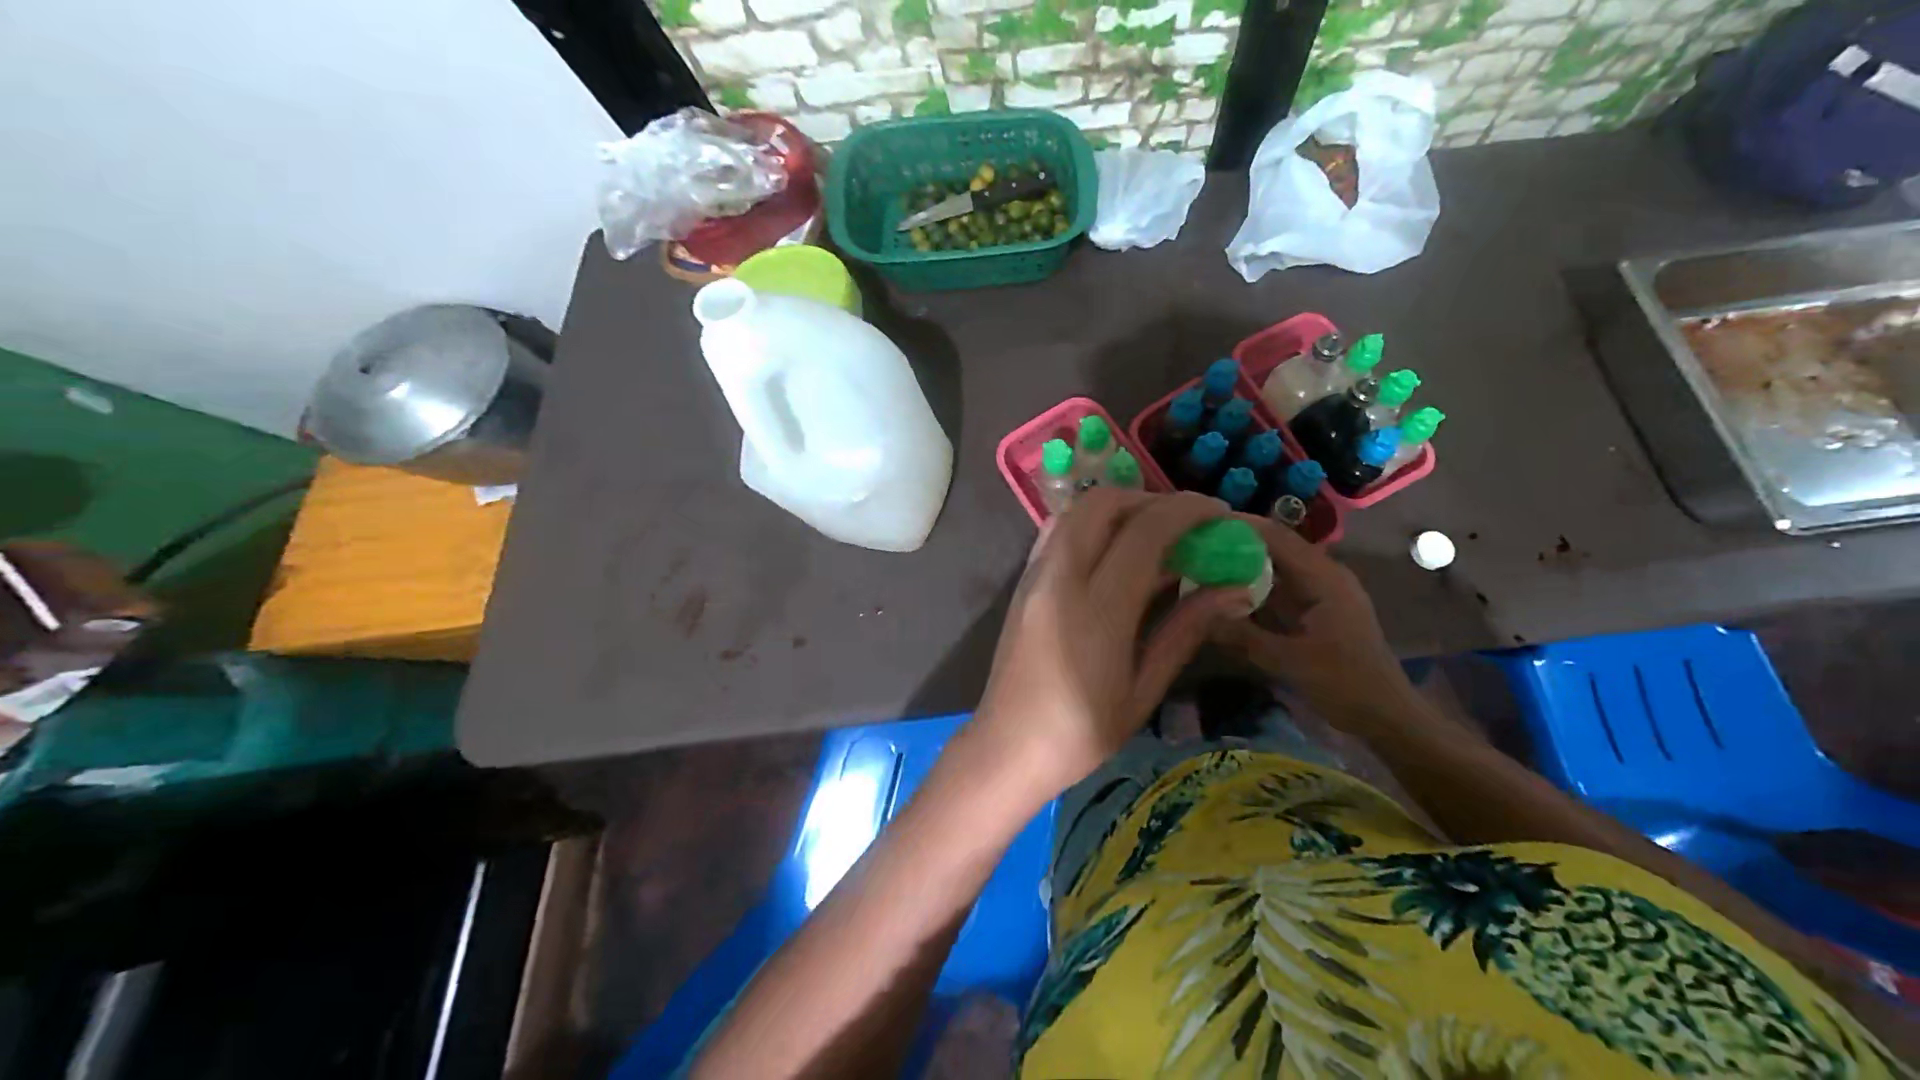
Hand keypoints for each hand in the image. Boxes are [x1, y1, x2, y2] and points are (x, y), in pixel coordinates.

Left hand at [964, 489, 1253, 798]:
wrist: (1006, 748)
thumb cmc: (1082, 733)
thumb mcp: (1144, 689)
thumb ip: (1186, 629)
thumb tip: (1236, 589)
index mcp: (1096, 610)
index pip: (1144, 532)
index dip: (1187, 512)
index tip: (1220, 514)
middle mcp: (1060, 579)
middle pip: (1102, 504)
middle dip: (1150, 500)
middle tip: (1185, 525)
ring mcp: (1034, 577)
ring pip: (1075, 512)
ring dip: (1118, 508)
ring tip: (1153, 535)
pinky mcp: (1022, 583)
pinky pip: (1056, 532)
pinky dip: (1090, 525)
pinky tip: (1114, 553)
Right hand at [1209, 514, 1419, 724]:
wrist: (1386, 716)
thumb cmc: (1344, 683)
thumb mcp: (1288, 661)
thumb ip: (1242, 635)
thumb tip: (1197, 614)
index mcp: (1323, 578)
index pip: (1276, 537)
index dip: (1240, 527)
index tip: (1202, 524)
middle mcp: (1324, 576)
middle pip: (1276, 547)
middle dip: (1237, 543)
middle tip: (1196, 545)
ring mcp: (1322, 593)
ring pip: (1277, 566)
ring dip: (1244, 564)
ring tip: (1204, 563)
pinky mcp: (1317, 610)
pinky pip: (1281, 587)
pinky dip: (1255, 585)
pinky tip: (1227, 593)